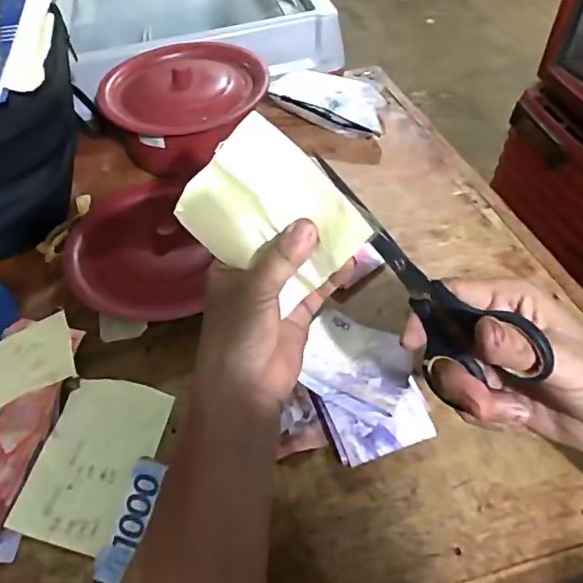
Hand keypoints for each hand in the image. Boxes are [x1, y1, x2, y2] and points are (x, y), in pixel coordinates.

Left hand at [197, 219, 347, 412]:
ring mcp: (276, 296)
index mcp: (231, 268)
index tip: (295, 190)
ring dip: (321, 252)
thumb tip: (309, 224)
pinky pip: (316, 289)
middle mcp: (253, 278)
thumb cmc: (239, 335)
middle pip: (280, 247)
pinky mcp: (297, 314)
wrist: (246, 392)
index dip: (271, 214)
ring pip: (301, 267)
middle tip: (328, 204)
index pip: (250, 233)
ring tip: (346, 228)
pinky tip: (351, 262)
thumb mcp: (257, 291)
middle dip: (302, 230)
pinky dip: (332, 277)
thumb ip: (282, 258)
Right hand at [403, 279, 582, 455]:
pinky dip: (485, 413)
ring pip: (451, 374)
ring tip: (509, 410)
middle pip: (441, 339)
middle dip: (453, 372)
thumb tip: (480, 334)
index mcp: (510, 302)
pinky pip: (466, 400)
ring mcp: (491, 361)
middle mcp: (493, 326)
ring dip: (472, 397)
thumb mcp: (566, 361)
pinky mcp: (494, 391)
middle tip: (478, 395)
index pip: (453, 295)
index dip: (427, 314)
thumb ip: (521, 348)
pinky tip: (517, 416)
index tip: (413, 344)